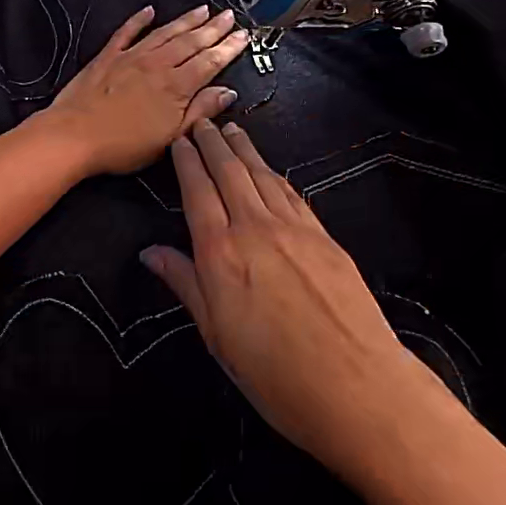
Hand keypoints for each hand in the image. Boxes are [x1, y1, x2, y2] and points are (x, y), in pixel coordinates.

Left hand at [37, 5, 249, 176]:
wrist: (73, 136)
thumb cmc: (124, 145)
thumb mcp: (171, 137)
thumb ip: (201, 112)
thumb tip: (227, 92)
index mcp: (176, 86)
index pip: (211, 61)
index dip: (230, 47)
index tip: (245, 35)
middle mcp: (157, 65)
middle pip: (191, 42)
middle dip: (214, 28)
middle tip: (230, 15)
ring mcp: (131, 57)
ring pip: (165, 33)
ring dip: (186, 21)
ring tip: (203, 10)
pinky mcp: (108, 57)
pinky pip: (127, 32)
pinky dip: (139, 20)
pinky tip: (149, 11)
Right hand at [142, 122, 442, 459]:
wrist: (354, 382)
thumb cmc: (275, 374)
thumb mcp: (217, 337)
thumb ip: (185, 284)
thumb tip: (151, 252)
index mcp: (221, 252)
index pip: (197, 192)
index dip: (187, 162)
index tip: (180, 140)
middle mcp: (255, 227)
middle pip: (229, 172)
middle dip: (213, 143)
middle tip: (202, 122)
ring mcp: (293, 226)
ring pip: (262, 174)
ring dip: (244, 149)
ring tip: (232, 130)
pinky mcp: (323, 233)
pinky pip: (291, 192)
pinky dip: (274, 173)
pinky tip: (270, 168)